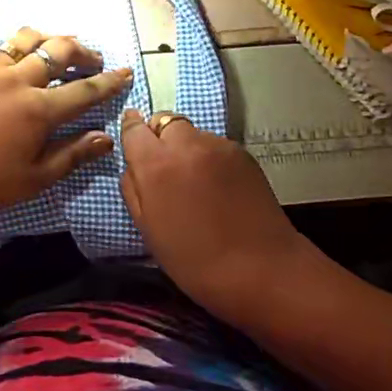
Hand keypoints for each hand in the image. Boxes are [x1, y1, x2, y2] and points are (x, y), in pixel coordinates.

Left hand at [0, 2, 133, 220]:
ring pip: (23, 39)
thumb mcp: (37, 178)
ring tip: (57, 40)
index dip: (110, 82)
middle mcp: (19, 81)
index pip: (85, 90)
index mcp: (40, 110)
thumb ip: (73, 153)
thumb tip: (106, 138)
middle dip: (82, 52)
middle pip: (58, 52)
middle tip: (93, 60)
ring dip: (46, 35)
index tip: (126, 73)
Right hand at [118, 109, 322, 316]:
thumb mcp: (148, 229)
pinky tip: (217, 185)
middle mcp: (186, 144)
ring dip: (186, 147)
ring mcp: (218, 146)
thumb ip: (134, 189)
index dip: (131, 132)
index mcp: (156, 164)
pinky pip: (215, 146)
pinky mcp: (243, 153)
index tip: (133, 143)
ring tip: (194, 180)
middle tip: (165, 168)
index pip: (134, 128)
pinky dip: (209, 157)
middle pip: (166, 122)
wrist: (260, 268)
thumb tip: (134, 167)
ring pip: (192, 133)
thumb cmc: (193, 260)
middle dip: (160, 137)